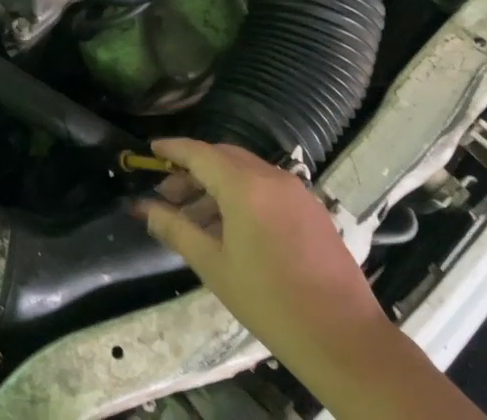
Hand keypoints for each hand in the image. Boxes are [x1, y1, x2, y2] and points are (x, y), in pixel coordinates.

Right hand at [136, 138, 482, 419]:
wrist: (342, 336)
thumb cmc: (269, 301)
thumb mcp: (213, 266)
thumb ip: (176, 229)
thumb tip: (144, 209)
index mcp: (245, 187)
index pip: (200, 153)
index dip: (173, 149)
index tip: (151, 150)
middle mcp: (273, 179)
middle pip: (224, 158)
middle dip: (194, 169)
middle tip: (167, 193)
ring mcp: (298, 193)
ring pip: (247, 173)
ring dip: (218, 185)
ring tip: (194, 217)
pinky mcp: (313, 211)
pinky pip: (268, 189)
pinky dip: (242, 196)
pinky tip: (229, 228)